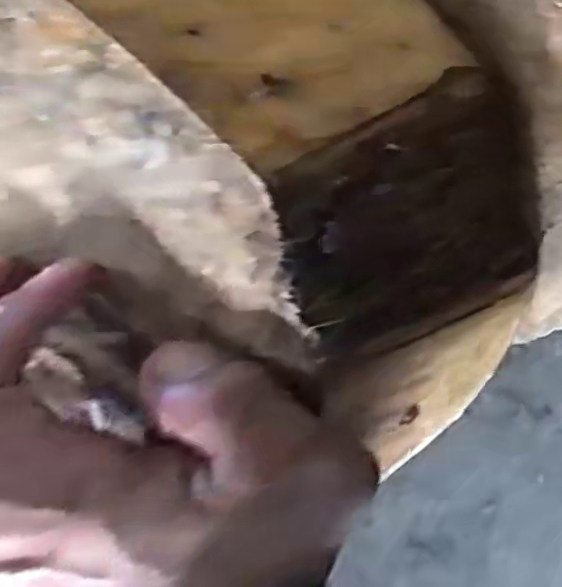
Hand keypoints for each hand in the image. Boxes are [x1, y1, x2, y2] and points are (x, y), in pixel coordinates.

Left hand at [0, 258, 374, 585]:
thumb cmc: (275, 533)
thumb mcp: (291, 466)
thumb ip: (234, 408)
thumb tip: (170, 354)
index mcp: (56, 503)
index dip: (5, 327)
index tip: (78, 273)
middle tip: (10, 268)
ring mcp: (0, 531)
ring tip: (14, 296)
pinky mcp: (15, 530)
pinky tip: (23, 363)